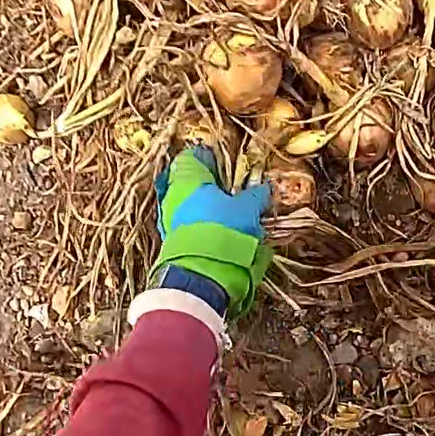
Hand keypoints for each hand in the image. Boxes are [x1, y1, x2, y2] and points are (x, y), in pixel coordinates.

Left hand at [152, 146, 271, 316]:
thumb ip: (255, 196)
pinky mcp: (175, 244)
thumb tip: (263, 188)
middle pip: (194, 183)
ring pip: (194, 206)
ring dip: (213, 209)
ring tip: (238, 217)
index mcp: (186, 180)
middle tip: (239, 191)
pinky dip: (209, 228)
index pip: (195, 155)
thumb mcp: (247, 210)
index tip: (231, 164)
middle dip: (215, 186)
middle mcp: (172, 197)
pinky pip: (194, 227)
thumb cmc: (224, 233)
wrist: (202, 280)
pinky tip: (227, 236)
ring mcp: (170, 222)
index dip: (214, 157)